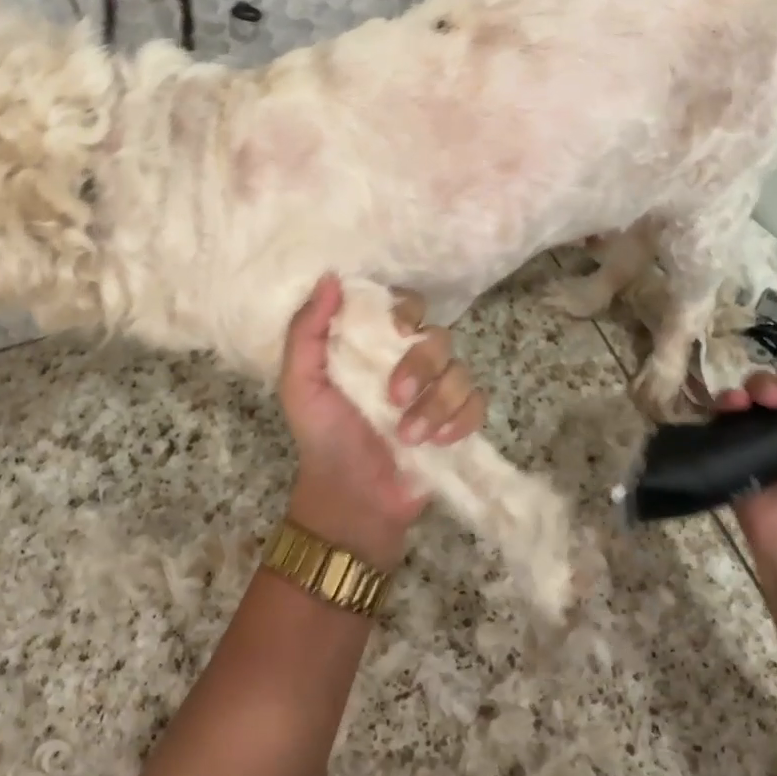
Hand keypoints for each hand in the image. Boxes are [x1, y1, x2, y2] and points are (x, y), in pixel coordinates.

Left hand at [277, 275, 487, 568]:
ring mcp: (437, 393)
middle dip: (420, 365)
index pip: (405, 306)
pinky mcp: (457, 424)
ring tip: (409, 434)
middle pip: (438, 337)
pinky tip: (436, 442)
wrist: (348, 497)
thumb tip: (330, 278)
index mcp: (374, 344)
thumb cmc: (321, 435)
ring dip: (436, 403)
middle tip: (395, 396)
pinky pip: (476, 404)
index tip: (393, 332)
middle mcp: (410, 361)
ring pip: (460, 371)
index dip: (406, 312)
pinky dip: (459, 420)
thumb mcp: (300, 382)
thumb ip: (307, 330)